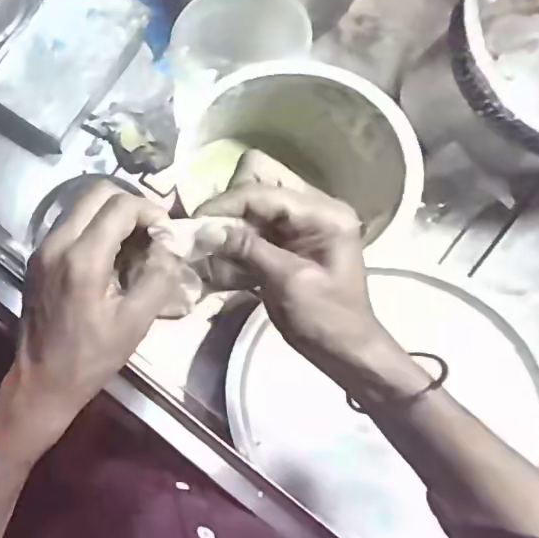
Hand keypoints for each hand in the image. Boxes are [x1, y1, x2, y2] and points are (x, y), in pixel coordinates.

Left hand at [7, 182, 183, 442]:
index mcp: (82, 258)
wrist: (40, 381)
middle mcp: (57, 243)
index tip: (167, 233)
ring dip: (112, 214)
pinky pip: (70, 224)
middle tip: (152, 230)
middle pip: (97, 192)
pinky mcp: (38, 258)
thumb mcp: (135, 323)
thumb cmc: (90, 358)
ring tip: (135, 242)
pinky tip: (111, 255)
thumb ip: (158, 278)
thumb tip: (168, 246)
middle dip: (131, 204)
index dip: (150, 211)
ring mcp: (43, 248)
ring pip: (82, 206)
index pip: (120, 206)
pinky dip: (95, 227)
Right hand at [195, 184, 423, 398]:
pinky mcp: (285, 245)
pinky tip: (217, 267)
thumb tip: (206, 229)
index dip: (226, 204)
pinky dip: (233, 247)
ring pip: (250, 209)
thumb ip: (248, 249)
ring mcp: (298, 227)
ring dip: (227, 229)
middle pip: (258, 187)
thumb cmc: (326, 318)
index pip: (265, 192)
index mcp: (323, 213)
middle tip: (204, 234)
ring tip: (205, 252)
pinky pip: (251, 234)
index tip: (194, 222)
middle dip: (228, 209)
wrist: (344, 351)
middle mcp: (311, 210)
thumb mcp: (288, 281)